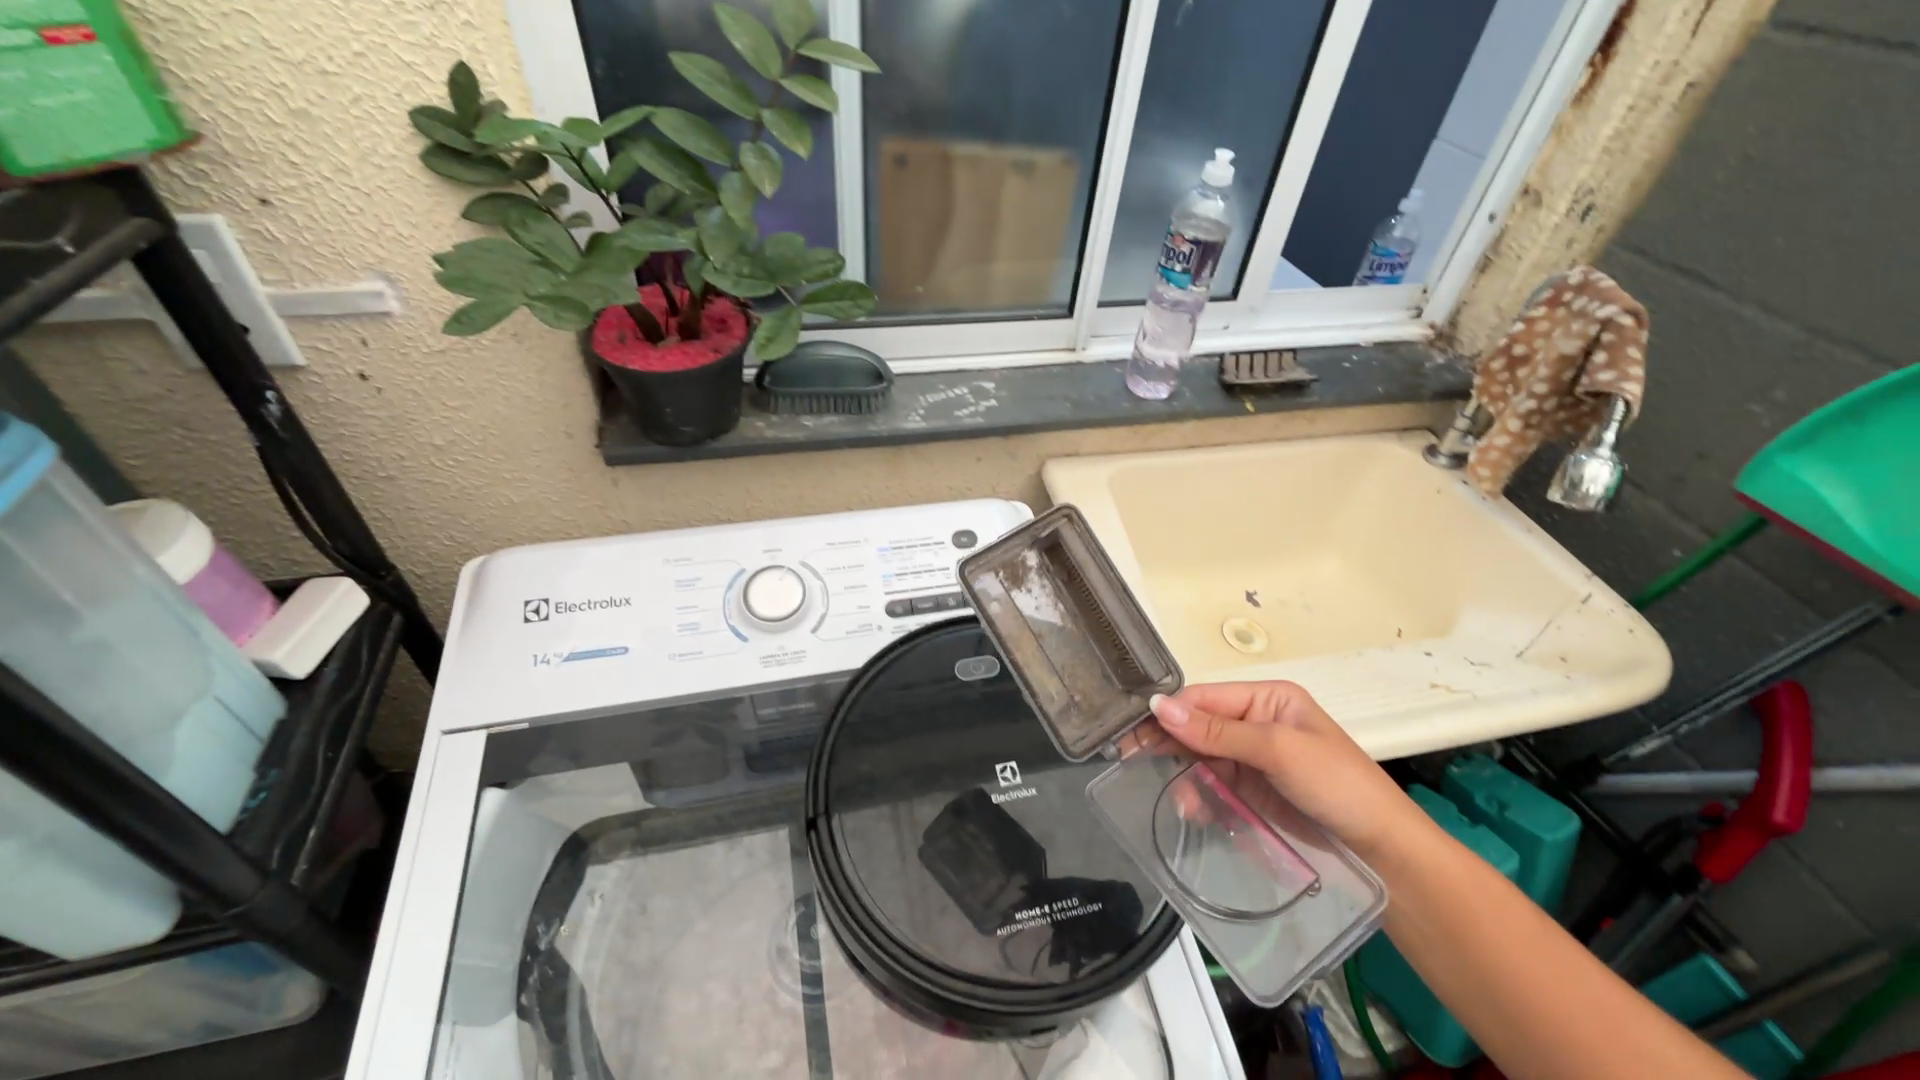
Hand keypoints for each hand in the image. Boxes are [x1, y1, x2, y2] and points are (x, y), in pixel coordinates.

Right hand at [1149, 682, 1421, 859]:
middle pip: (1197, 726)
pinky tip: (1191, 808)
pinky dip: (1197, 795)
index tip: (1131, 731)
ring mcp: (1253, 759)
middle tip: (1127, 759)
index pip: (1204, 698)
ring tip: (1173, 798)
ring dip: (1182, 774)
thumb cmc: (1336, 784)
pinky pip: (1212, 785)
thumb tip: (1159, 706)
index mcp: (1267, 699)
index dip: (1169, 712)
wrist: (1380, 848)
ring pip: (1200, 757)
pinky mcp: (1252, 791)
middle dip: (1168, 743)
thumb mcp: (1278, 749)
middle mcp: (1256, 723)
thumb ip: (1217, 730)